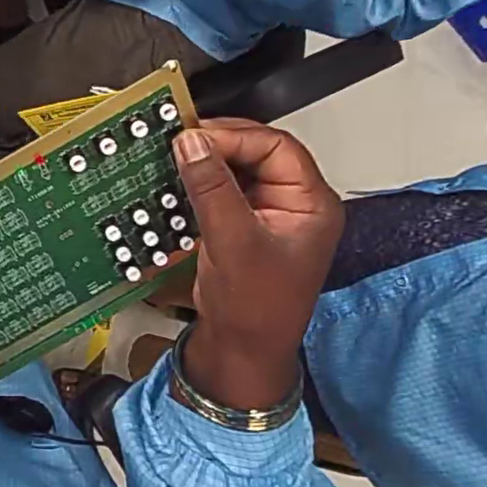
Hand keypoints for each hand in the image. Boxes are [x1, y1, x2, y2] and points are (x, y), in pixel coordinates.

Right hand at [171, 120, 342, 409]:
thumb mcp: (232, 240)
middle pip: (256, 154)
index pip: (275, 147)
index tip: (194, 137)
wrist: (242, 349)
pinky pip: (221, 191)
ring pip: (236, 170)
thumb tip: (192, 143)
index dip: (233, 137)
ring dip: (205, 164)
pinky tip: (179, 184)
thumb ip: (211, 188)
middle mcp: (292, 202)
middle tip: (180, 144)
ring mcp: (266, 213)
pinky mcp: (241, 224)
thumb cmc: (255, 308)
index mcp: (310, 202)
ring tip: (176, 161)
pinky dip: (199, 185)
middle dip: (217, 146)